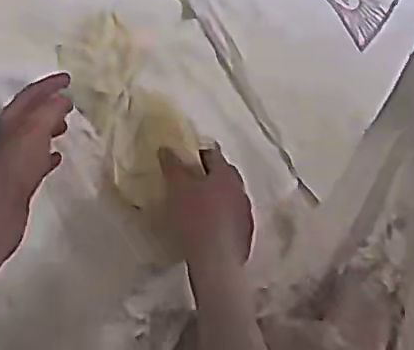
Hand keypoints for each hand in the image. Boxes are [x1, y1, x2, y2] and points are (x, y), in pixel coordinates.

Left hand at [0, 73, 72, 260]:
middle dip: (49, 104)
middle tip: (70, 101)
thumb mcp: (36, 129)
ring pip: (34, 134)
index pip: (32, 93)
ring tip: (66, 126)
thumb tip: (64, 98)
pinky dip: (47, 153)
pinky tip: (57, 157)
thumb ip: (51, 110)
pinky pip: (36, 158)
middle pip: (31, 112)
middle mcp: (10, 134)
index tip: (68, 78)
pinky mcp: (18, 179)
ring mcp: (12, 157)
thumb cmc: (16, 164)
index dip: (50, 83)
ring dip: (49, 126)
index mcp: (12, 117)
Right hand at [162, 147, 253, 273]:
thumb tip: (167, 148)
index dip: (197, 154)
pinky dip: (221, 220)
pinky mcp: (245, 237)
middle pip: (223, 175)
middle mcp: (239, 189)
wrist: (216, 264)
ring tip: (197, 209)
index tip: (184, 161)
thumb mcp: (176, 188)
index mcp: (225, 173)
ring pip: (229, 198)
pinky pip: (232, 220)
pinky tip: (207, 230)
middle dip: (208, 176)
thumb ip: (172, 165)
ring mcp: (245, 214)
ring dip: (216, 199)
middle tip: (189, 184)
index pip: (212, 153)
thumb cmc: (195, 219)